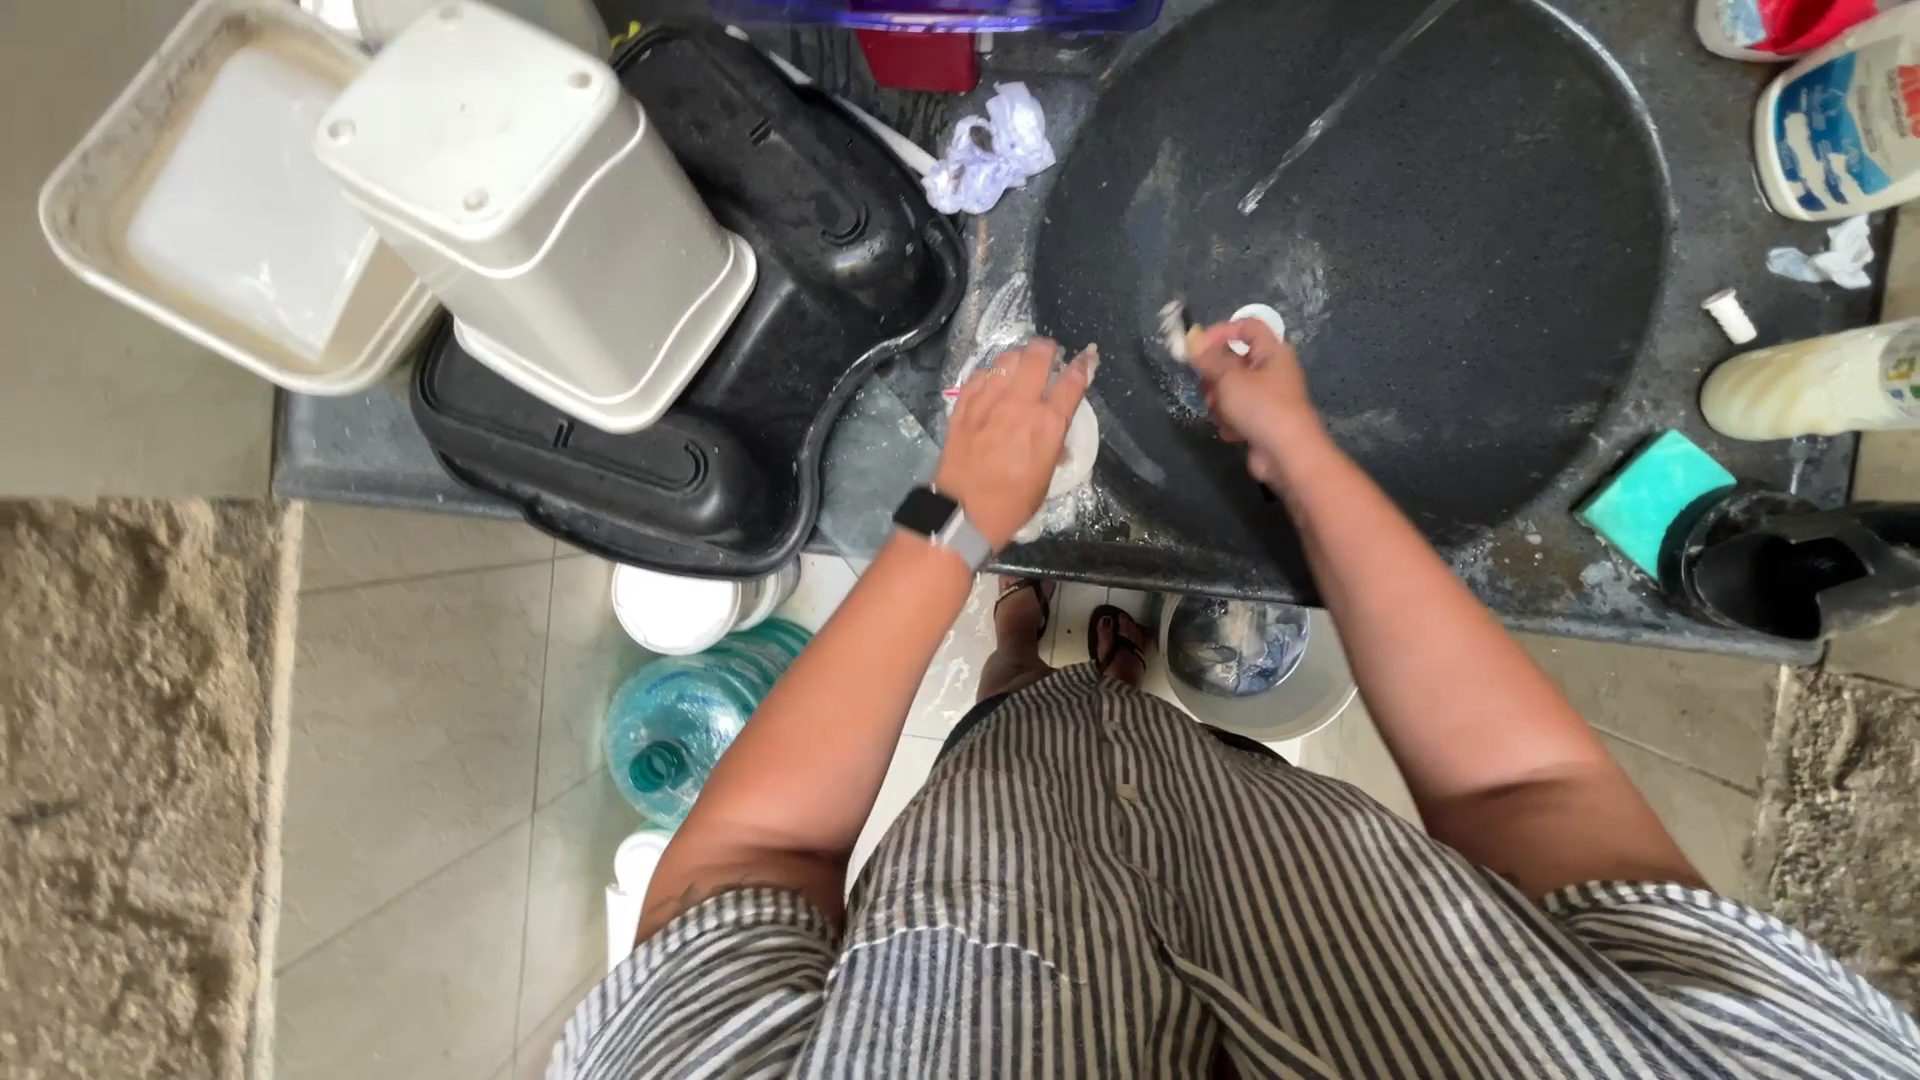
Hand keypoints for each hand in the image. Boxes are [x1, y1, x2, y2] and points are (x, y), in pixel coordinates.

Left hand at [934, 337, 1091, 548]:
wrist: (964, 512)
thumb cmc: (1012, 503)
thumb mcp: (1045, 478)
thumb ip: (1052, 446)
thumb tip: (1054, 434)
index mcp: (1047, 424)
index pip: (1072, 382)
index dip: (1083, 365)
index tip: (1087, 357)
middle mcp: (1020, 404)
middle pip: (1037, 355)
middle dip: (1047, 350)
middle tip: (1049, 355)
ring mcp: (988, 401)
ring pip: (1007, 359)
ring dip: (1018, 359)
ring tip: (1020, 368)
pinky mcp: (963, 406)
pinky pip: (980, 375)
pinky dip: (990, 375)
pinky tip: (992, 384)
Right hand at [1186, 318, 1317, 486]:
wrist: (1286, 454)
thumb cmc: (1261, 407)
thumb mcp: (1230, 378)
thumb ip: (1209, 359)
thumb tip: (1193, 338)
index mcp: (1272, 352)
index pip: (1247, 326)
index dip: (1221, 331)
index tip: (1197, 347)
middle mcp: (1271, 371)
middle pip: (1233, 362)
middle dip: (1215, 376)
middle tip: (1208, 387)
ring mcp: (1266, 398)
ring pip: (1230, 390)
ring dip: (1220, 403)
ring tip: (1223, 413)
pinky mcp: (1260, 421)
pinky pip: (1236, 413)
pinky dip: (1230, 421)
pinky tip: (1233, 432)